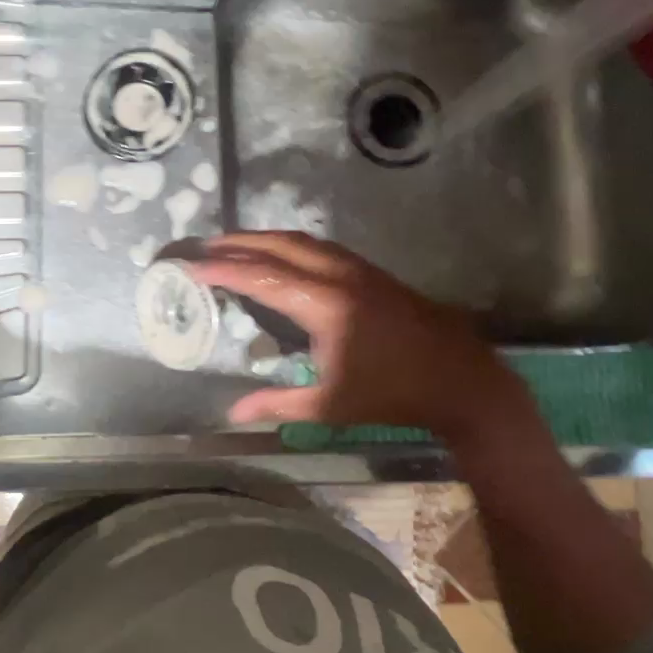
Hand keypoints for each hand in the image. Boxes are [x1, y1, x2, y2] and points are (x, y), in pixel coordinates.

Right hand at [190, 232, 537, 436]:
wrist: (461, 380)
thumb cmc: (394, 396)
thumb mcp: (330, 406)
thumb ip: (278, 404)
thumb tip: (232, 413)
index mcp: (326, 306)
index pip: (263, 277)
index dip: (224, 270)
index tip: (191, 264)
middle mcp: (340, 276)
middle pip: (280, 246)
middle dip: (239, 242)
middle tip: (204, 244)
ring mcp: (360, 270)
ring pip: (303, 241)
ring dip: (266, 239)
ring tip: (234, 244)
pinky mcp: (373, 273)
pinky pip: (322, 248)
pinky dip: (291, 245)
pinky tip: (282, 255)